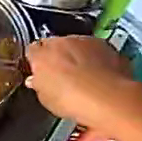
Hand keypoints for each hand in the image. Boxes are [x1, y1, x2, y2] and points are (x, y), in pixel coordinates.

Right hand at [24, 35, 141, 129]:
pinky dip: (96, 60)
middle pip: (55, 45)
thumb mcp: (44, 98)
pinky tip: (98, 78)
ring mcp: (87, 42)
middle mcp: (63, 41)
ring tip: (82, 78)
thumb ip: (38, 84)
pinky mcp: (109, 47)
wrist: (107, 98)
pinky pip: (97, 52)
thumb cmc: (71, 99)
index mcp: (41, 53)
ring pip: (77, 46)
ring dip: (77, 56)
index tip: (38, 72)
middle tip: (60, 76)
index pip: (32, 50)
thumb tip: (36, 80)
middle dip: (57, 57)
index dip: (35, 61)